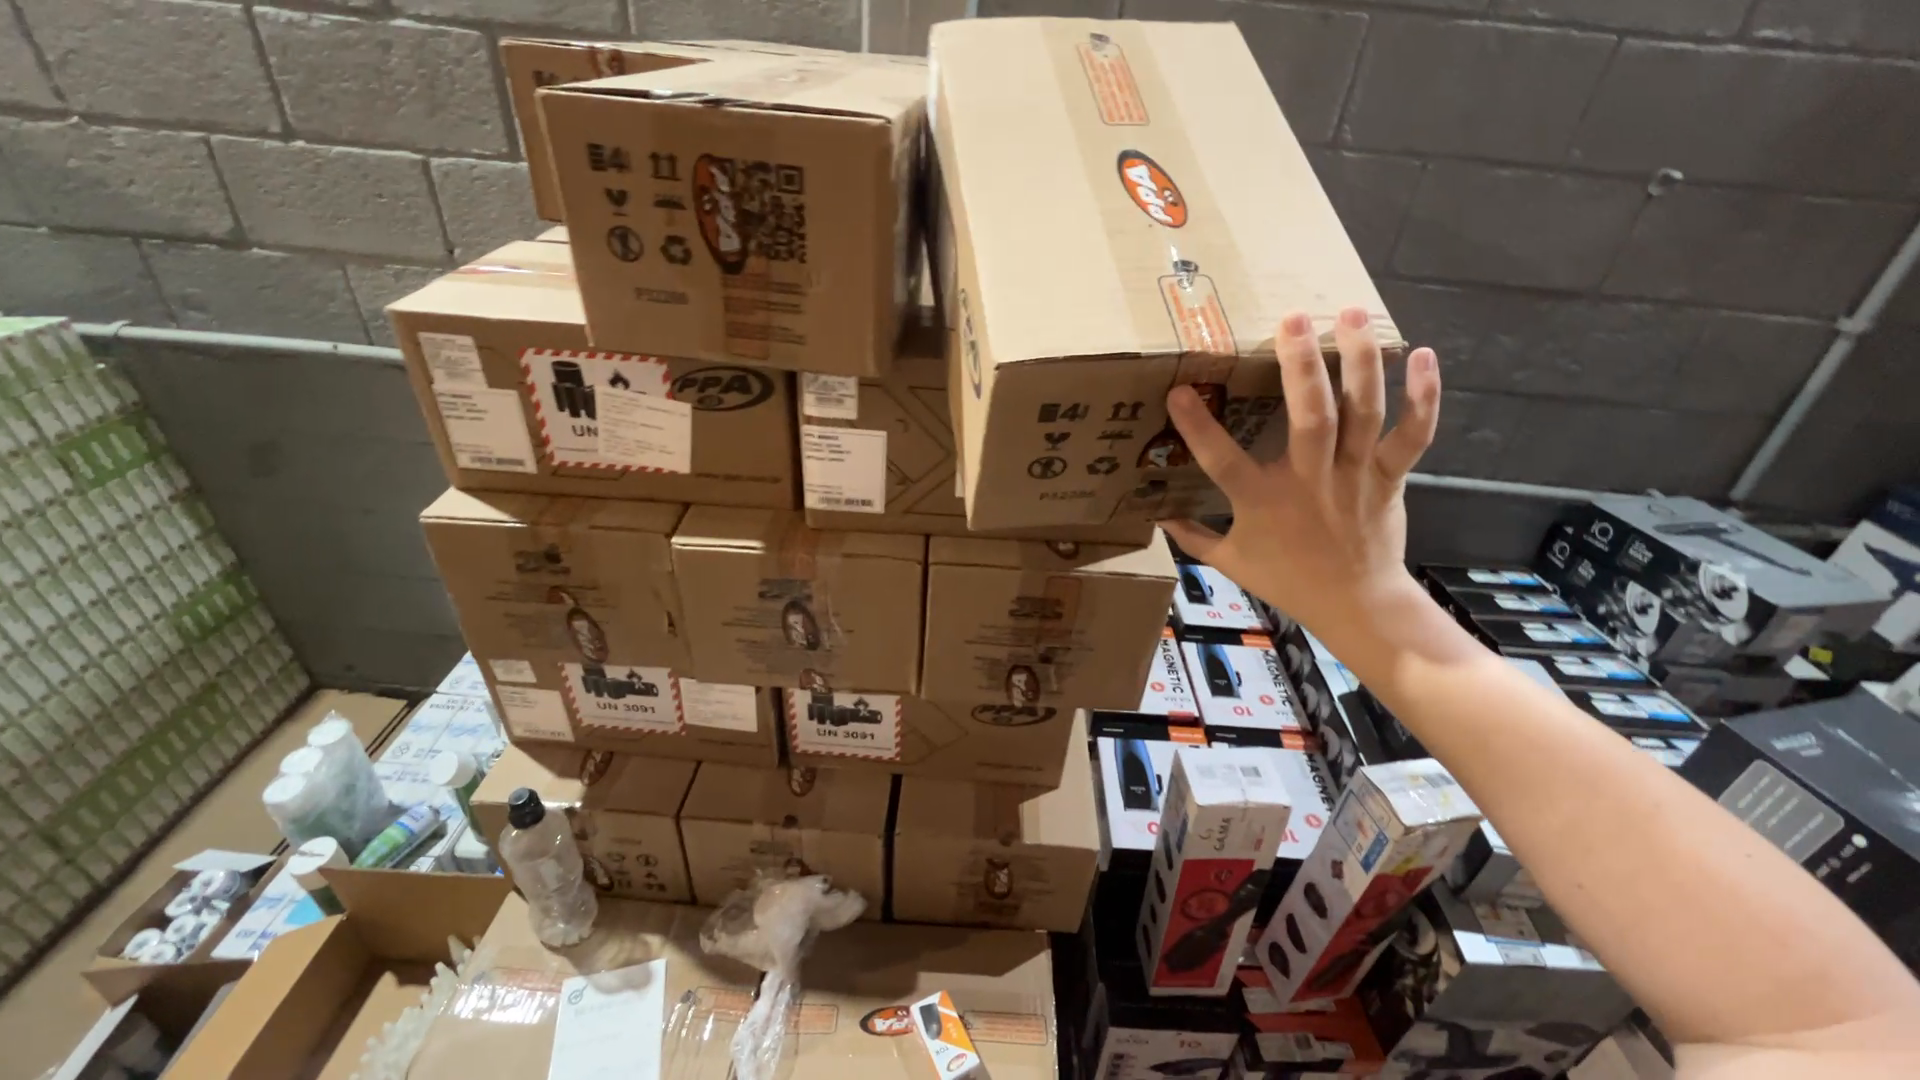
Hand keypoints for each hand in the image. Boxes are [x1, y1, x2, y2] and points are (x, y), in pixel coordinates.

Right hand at [1160, 308, 1440, 635]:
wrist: (1356, 604)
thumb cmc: (1288, 581)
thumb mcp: (1231, 562)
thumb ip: (1193, 536)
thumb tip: (1156, 514)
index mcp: (1262, 501)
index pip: (1222, 459)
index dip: (1197, 425)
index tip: (1179, 391)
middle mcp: (1309, 481)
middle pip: (1309, 417)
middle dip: (1301, 364)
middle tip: (1292, 318)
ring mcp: (1354, 476)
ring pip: (1361, 413)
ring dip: (1358, 362)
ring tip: (1352, 316)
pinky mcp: (1389, 477)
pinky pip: (1412, 435)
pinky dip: (1423, 397)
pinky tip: (1420, 354)